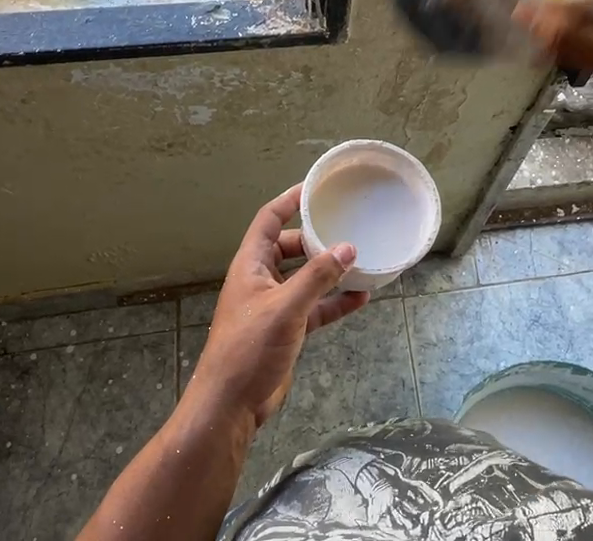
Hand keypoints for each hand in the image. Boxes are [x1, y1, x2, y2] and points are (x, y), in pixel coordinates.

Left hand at [185, 184, 369, 430]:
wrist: (231, 406)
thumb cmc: (249, 348)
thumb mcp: (285, 308)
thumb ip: (317, 278)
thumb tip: (348, 248)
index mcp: (250, 265)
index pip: (269, 220)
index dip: (290, 200)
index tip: (316, 188)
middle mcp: (261, 280)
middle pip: (290, 247)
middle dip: (316, 239)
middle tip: (346, 229)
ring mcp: (274, 306)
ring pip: (305, 278)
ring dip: (329, 272)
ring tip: (360, 261)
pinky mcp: (286, 330)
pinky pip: (314, 307)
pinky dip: (334, 303)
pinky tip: (361, 299)